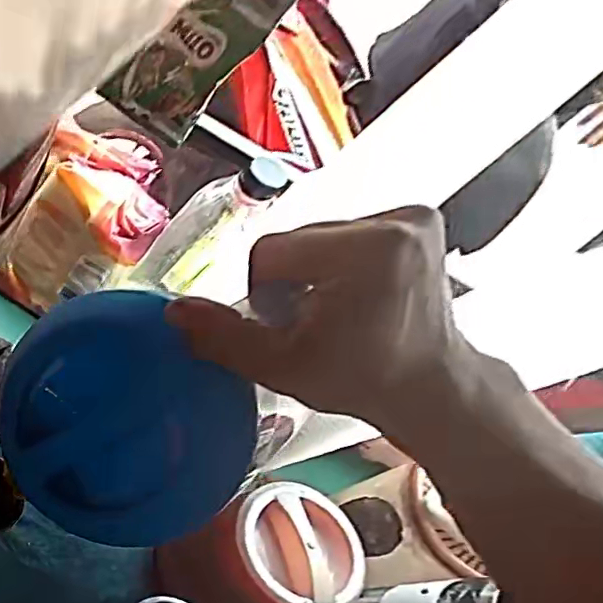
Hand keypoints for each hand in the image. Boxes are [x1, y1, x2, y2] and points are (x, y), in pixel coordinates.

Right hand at [165, 206, 493, 440]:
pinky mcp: (418, 220)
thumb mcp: (280, 365)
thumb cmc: (360, 380)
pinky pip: (344, 234)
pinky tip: (354, 297)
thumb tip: (175, 311)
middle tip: (314, 325)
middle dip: (288, 284)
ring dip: (310, 275)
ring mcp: (413, 217)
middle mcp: (398, 220)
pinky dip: (335, 266)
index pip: (269, 253)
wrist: (427, 385)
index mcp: (369, 250)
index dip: (265, 296)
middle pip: (294, 242)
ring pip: (316, 238)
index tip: (293, 327)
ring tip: (337, 314)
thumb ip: (223, 337)